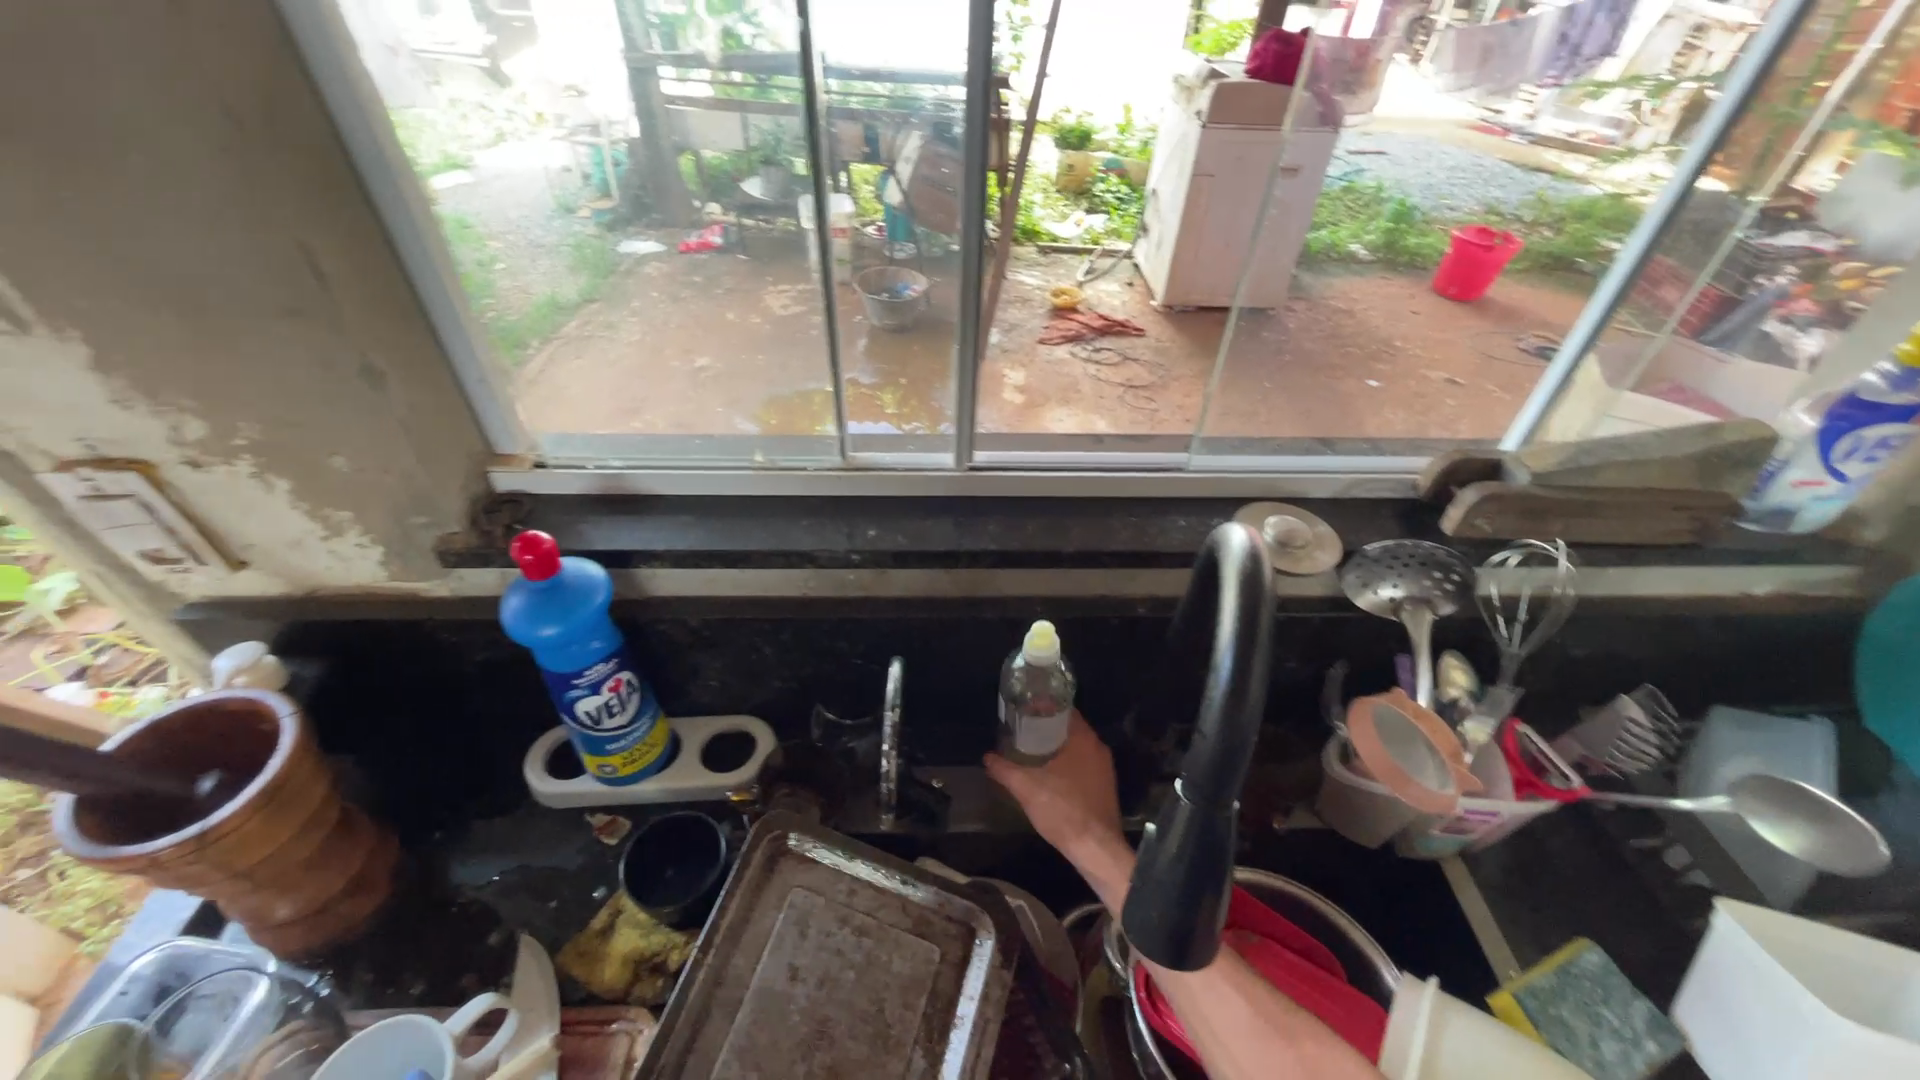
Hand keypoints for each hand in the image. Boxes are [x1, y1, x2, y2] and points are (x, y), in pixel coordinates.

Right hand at [984, 712, 1129, 887]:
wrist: (1095, 847)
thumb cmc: (1062, 810)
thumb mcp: (1026, 787)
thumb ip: (1004, 769)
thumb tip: (987, 757)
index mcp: (1084, 739)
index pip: (1065, 709)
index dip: (1044, 707)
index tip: (1025, 709)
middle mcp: (1098, 748)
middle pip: (1071, 728)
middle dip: (1047, 727)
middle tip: (1023, 728)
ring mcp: (1104, 768)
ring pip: (1078, 748)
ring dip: (1057, 746)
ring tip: (1032, 749)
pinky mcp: (1105, 786)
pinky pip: (1084, 764)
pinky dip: (1067, 762)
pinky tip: (1049, 772)